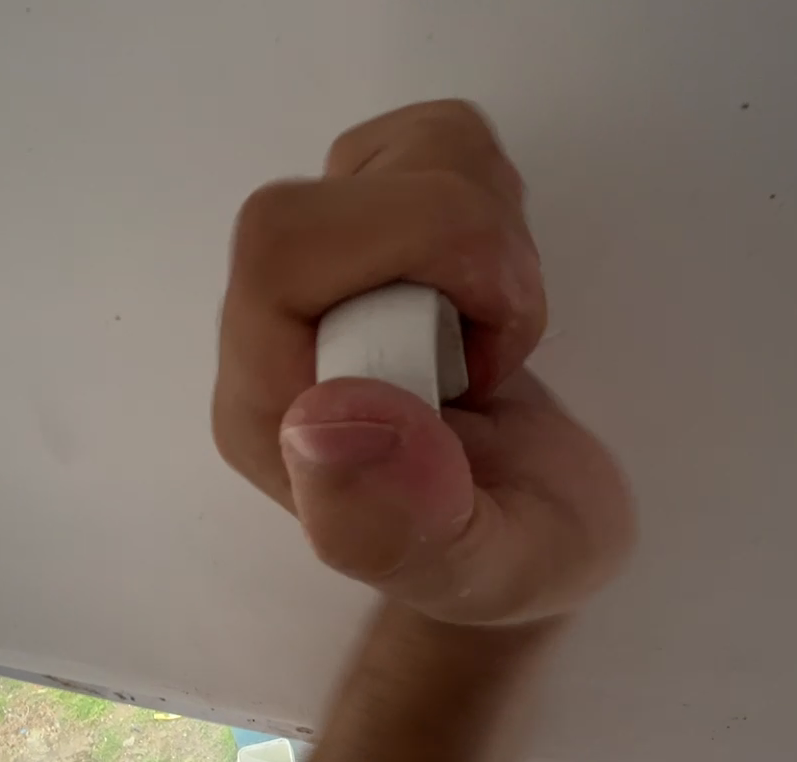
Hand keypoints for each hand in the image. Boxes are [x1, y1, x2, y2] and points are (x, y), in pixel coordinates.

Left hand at [216, 100, 633, 624]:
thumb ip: (400, 526)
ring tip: (495, 333)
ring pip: (389, 156)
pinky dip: (493, 204)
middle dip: (460, 244)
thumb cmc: (508, 561)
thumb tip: (323, 421)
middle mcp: (271, 339)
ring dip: (486, 226)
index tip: (483, 358)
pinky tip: (490, 298)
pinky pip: (428, 150)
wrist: (529, 530)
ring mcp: (322, 283)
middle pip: (330, 194)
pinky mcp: (377, 244)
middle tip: (497, 345)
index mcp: (268, 416)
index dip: (411, 262)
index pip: (281, 253)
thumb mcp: (479, 576)